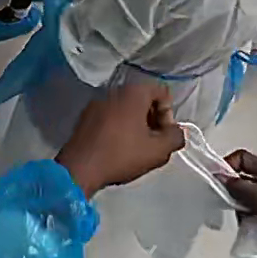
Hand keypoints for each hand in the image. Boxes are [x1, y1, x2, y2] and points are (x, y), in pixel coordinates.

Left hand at [56, 84, 185, 197]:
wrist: (79, 167)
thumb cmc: (121, 155)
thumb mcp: (158, 151)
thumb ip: (175, 137)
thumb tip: (177, 131)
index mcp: (134, 92)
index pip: (162, 92)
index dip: (169, 114)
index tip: (163, 135)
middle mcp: (115, 90)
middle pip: (144, 98)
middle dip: (153, 119)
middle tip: (153, 142)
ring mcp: (97, 101)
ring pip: (126, 107)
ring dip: (136, 123)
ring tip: (136, 147)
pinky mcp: (85, 115)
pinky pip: (110, 114)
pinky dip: (119, 125)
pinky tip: (117, 147)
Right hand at [223, 150, 256, 257]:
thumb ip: (248, 192)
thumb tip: (223, 176)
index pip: (247, 160)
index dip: (227, 168)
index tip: (212, 186)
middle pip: (248, 182)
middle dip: (234, 195)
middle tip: (224, 213)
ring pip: (252, 205)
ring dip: (243, 216)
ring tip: (242, 232)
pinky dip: (252, 230)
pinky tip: (249, 243)